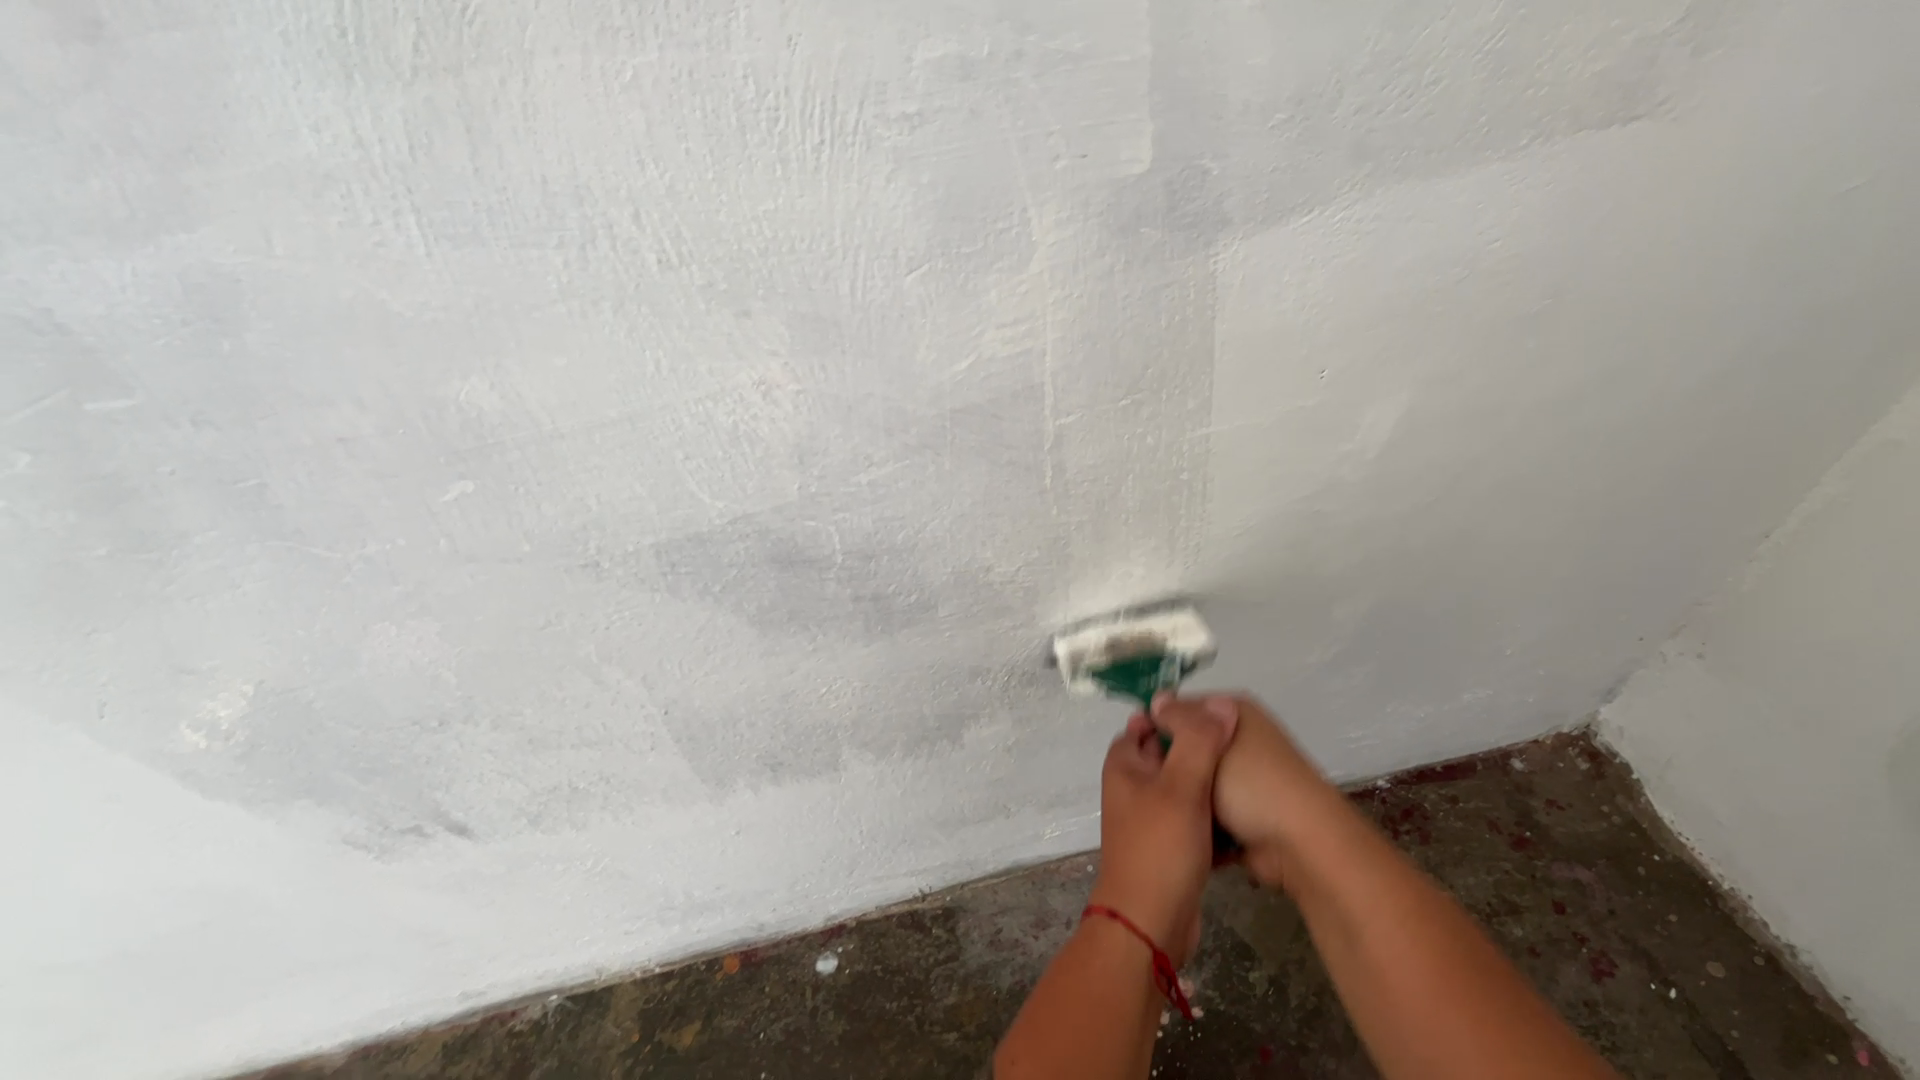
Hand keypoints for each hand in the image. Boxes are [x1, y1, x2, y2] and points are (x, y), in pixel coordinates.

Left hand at [1086, 701, 1237, 966]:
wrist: (1150, 926)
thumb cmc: (1160, 848)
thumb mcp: (1181, 786)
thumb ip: (1201, 742)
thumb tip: (1222, 702)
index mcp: (1126, 765)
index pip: (1151, 723)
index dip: (1181, 715)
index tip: (1221, 716)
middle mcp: (1136, 788)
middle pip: (1175, 756)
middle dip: (1207, 753)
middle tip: (1247, 749)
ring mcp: (1155, 820)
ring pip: (1192, 791)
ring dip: (1218, 790)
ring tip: (1254, 783)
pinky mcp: (1175, 849)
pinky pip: (1201, 824)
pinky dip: (1221, 824)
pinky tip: (1249, 824)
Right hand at [1150, 693, 1339, 891]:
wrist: (1301, 845)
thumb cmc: (1252, 785)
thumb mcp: (1207, 742)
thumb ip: (1177, 720)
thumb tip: (1155, 700)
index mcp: (1235, 714)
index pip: (1182, 709)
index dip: (1155, 726)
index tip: (1132, 749)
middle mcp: (1240, 742)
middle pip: (1186, 749)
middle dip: (1166, 768)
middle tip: (1140, 784)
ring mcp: (1243, 782)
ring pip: (1194, 785)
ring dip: (1180, 799)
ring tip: (1154, 810)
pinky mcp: (1243, 817)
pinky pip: (1207, 814)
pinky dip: (1196, 823)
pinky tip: (1176, 831)